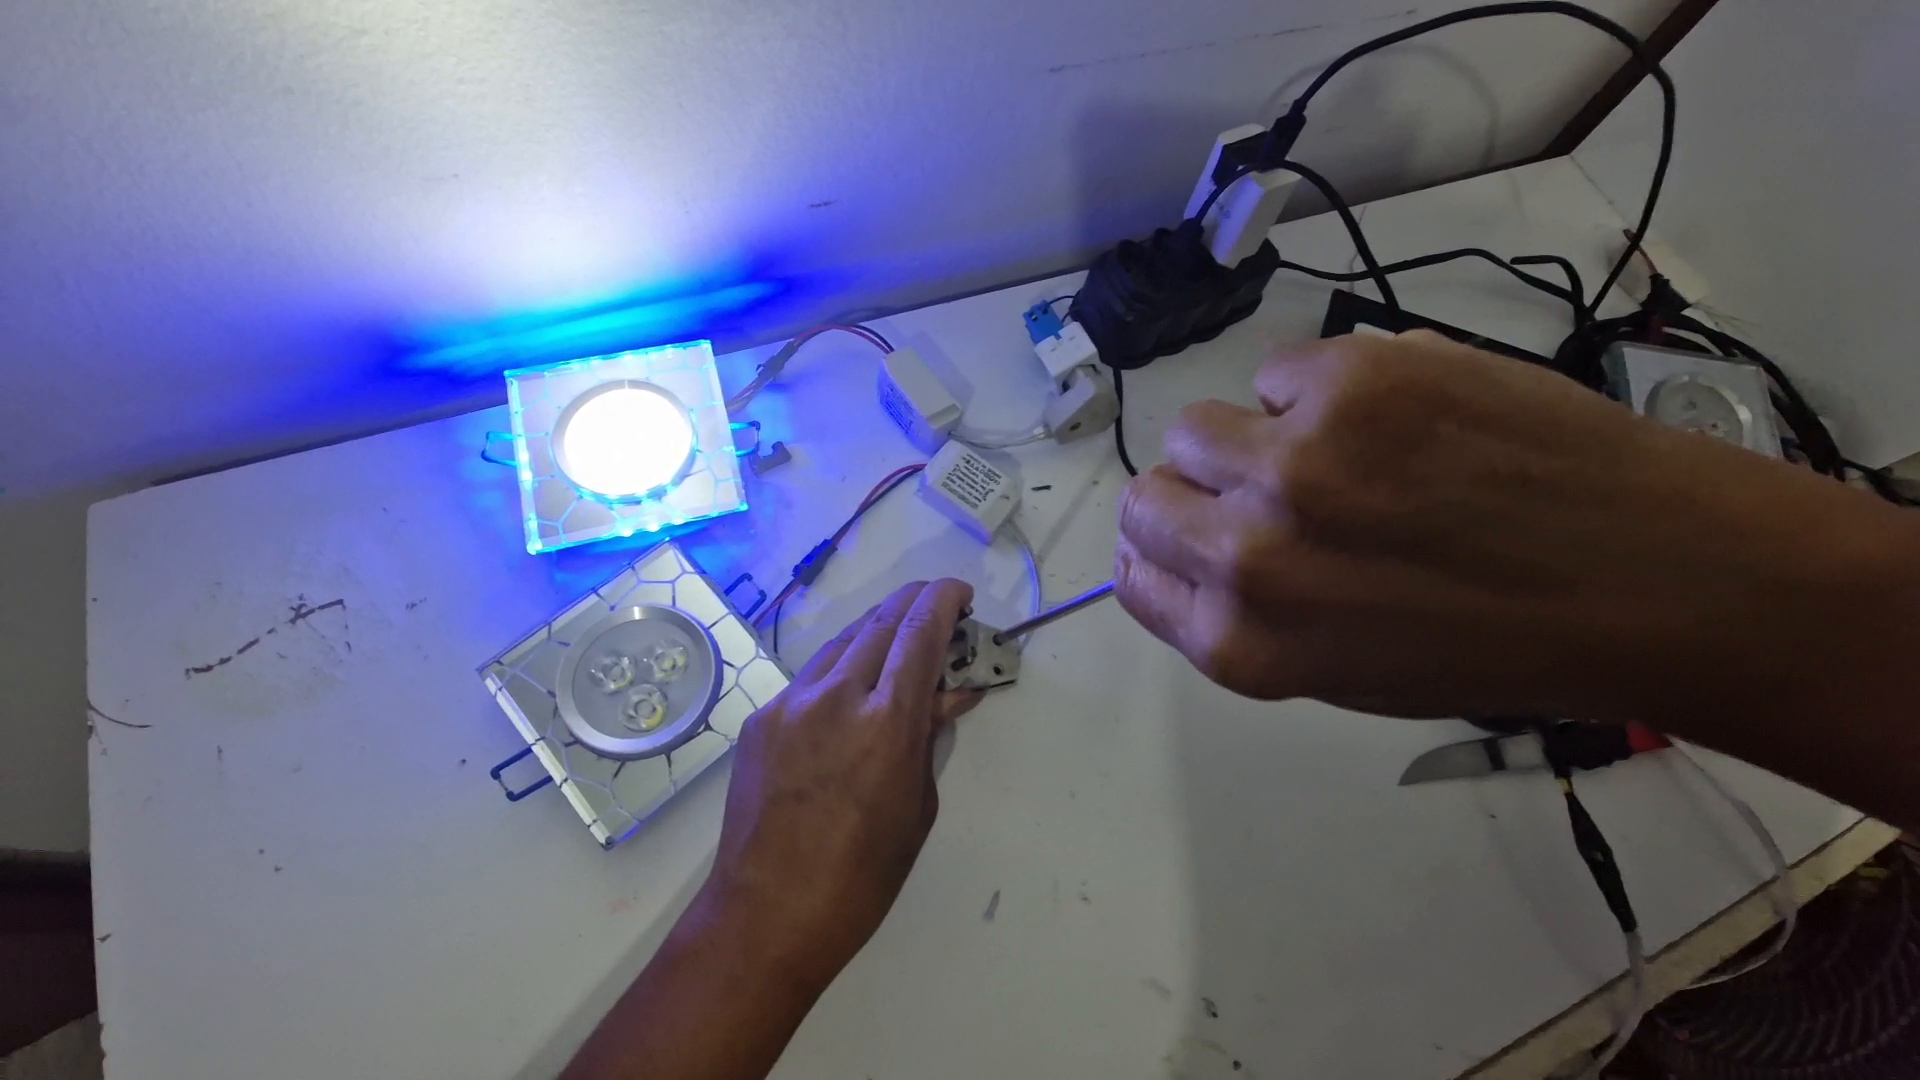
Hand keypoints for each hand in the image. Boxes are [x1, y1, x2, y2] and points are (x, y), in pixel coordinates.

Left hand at [702, 580, 981, 987]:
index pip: (921, 632)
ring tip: (900, 641)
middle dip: (915, 603)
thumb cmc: (862, 876)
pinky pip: (811, 677)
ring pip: (843, 641)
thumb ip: (930, 736)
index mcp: (887, 721)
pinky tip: (852, 688)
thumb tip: (950, 694)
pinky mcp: (762, 720)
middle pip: (882, 621)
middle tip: (938, 608)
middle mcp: (837, 696)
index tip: (960, 594)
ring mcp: (791, 703)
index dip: (944, 601)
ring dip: (877, 630)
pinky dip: (842, 668)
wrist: (766, 915)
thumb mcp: (916, 805)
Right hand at [1114, 330, 1919, 729]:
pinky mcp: (1353, 378)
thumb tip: (1172, 548)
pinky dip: (1316, 392)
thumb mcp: (1337, 675)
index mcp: (1242, 642)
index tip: (1194, 541)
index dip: (1158, 554)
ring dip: (1248, 439)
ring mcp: (1294, 458)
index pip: (1133, 574)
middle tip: (1260, 493)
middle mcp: (1247, 554)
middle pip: (1146, 496)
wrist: (1659, 579)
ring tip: (1329, 451)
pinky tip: (1389, 416)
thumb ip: (1238, 618)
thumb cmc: (1490, 648)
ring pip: (1196, 425)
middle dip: (1190, 496)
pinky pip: (1279, 371)